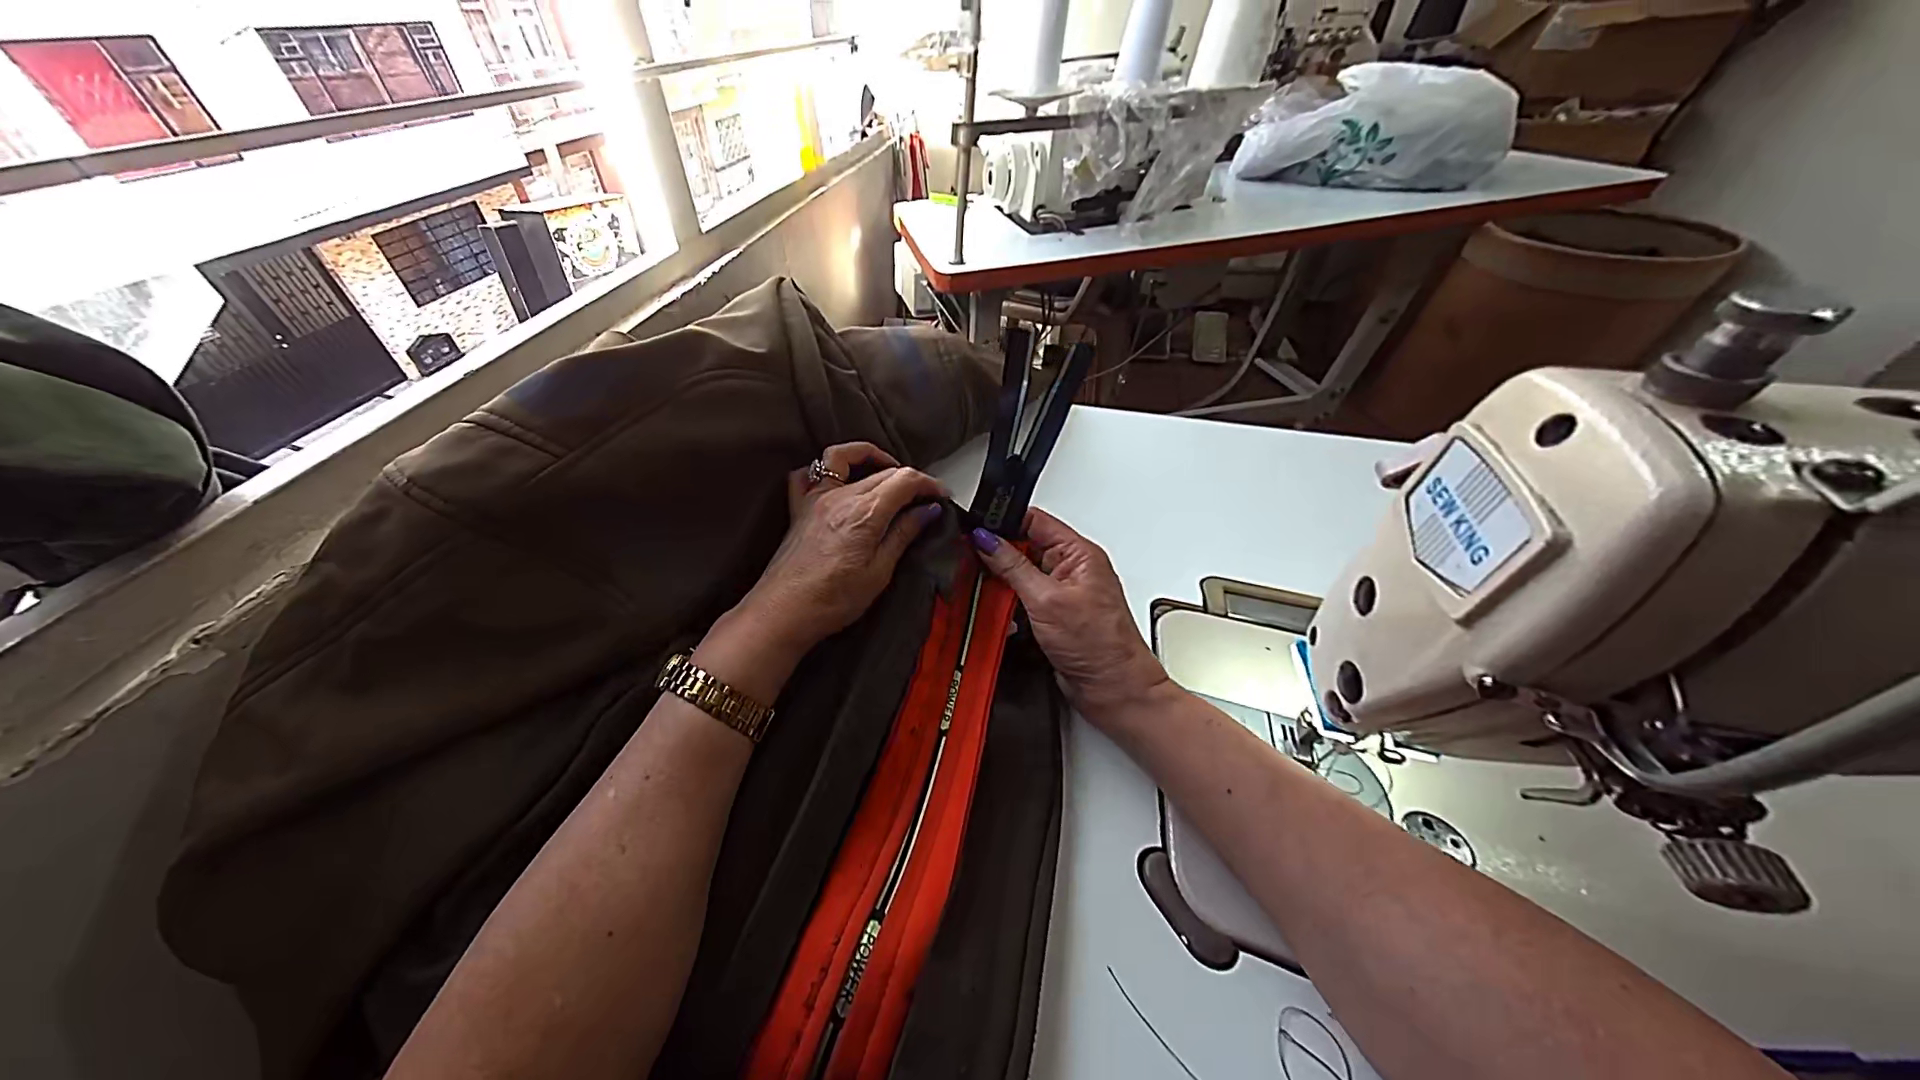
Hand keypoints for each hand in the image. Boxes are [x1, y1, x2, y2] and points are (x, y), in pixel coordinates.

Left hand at [734, 441, 946, 660]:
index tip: (940, 495)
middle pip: (884, 471)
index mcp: (865, 513)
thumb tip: (925, 512)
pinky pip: (808, 473)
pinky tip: (838, 479)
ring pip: (845, 459)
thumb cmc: (829, 600)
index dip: (929, 484)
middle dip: (910, 478)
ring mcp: (816, 499)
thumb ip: (903, 535)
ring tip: (886, 471)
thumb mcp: (879, 572)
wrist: (784, 613)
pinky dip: (824, 468)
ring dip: (868, 456)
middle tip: (923, 498)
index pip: (906, 480)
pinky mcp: (800, 509)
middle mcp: (839, 498)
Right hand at [970, 509, 1175, 727]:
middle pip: (1023, 548)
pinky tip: (1005, 618)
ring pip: (1018, 577)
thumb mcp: (1046, 599)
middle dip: (999, 560)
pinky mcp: (1051, 616)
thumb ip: (1013, 566)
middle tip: (982, 569)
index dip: (1005, 521)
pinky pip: (1020, 602)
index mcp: (1078, 553)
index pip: (1035, 520)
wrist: (1112, 690)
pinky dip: (1008, 609)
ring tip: (995, 599)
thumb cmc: (1101, 646)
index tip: (978, 531)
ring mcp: (1060, 594)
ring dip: (1003, 588)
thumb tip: (988, 540)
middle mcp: (1070, 570)